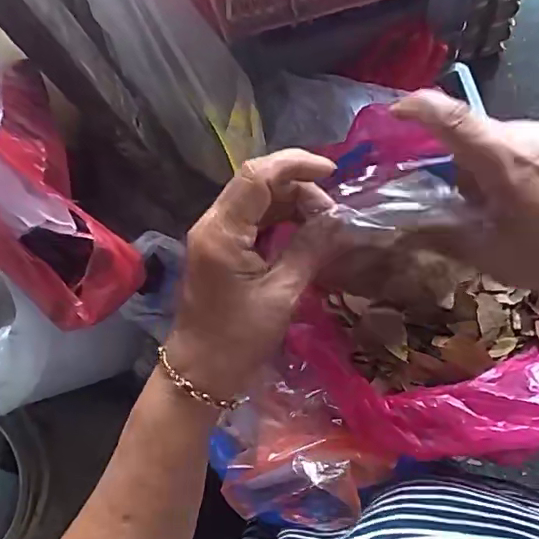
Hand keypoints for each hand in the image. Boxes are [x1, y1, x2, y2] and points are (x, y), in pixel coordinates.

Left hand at [163, 150, 339, 400]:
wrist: (200, 373)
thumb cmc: (239, 338)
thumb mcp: (282, 294)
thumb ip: (310, 248)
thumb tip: (338, 220)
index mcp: (221, 231)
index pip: (257, 175)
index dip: (296, 165)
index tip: (333, 173)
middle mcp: (212, 224)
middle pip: (257, 184)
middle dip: (299, 188)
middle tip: (333, 216)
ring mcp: (214, 236)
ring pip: (257, 201)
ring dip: (292, 204)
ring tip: (325, 226)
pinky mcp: (219, 250)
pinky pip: (252, 222)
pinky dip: (280, 221)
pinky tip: (305, 234)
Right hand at [392, 90, 538, 322]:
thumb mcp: (497, 257)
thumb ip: (446, 235)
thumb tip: (408, 228)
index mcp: (505, 159)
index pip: (450, 118)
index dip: (418, 108)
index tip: (399, 111)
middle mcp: (537, 133)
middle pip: (486, 136)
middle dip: (472, 164)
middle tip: (479, 206)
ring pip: (521, 142)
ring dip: (510, 167)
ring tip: (530, 211)